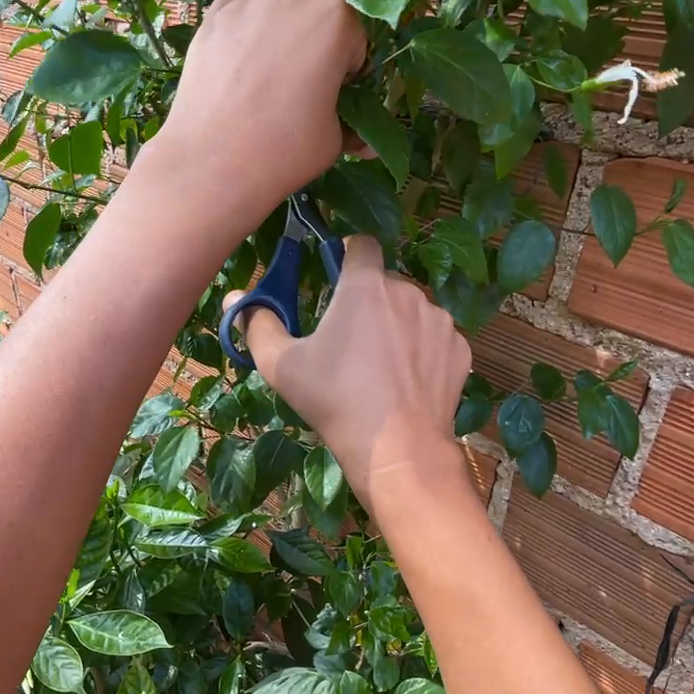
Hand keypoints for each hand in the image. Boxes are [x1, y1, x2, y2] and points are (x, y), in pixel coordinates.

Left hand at [150, 0, 366, 221]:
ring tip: (261, 85)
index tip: (333, 95)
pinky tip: (236, 69)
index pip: (354, 36)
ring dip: (277, 38)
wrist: (211, 164)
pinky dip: (243, 33)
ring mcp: (247, 1)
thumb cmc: (283, 151)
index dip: (347, 68)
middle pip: (313, 18)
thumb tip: (368, 146)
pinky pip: (238, 14)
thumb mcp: (331, 142)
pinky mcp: (212, 16)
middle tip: (296, 94)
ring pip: (275, 14)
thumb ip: (352, 128)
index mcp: (335, 17)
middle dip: (312, 48)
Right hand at [229, 236, 472, 501]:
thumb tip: (233, 300)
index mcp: (365, 286)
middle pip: (384, 283)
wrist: (398, 449)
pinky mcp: (459, 349)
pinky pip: (435, 339)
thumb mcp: (282, 366)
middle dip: (368, 301)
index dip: (348, 255)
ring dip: (397, 326)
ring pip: (412, 311)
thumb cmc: (335, 401)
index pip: (361, 244)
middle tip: (349, 341)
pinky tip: (407, 383)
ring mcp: (439, 321)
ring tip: (380, 367)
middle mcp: (408, 292)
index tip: (337, 278)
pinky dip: (422, 352)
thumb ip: (257, 325)